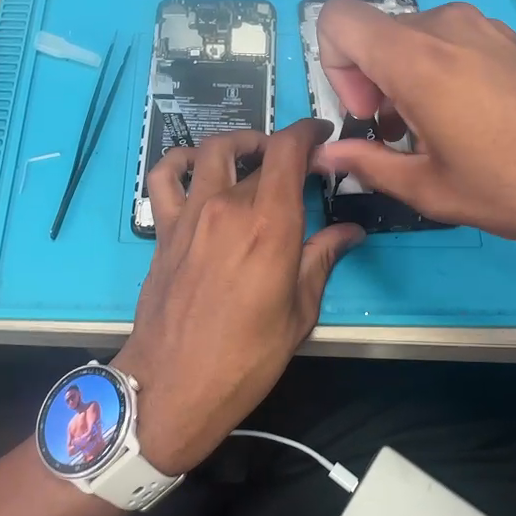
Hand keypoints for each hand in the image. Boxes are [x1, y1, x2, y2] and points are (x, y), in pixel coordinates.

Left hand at [113, 120, 364, 475]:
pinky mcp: (165, 229)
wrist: (175, 384)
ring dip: (237, 144)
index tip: (321, 135)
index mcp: (271, 224)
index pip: (288, 150)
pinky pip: (165, 178)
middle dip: (281, 149)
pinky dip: (180, 161)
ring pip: (212, 151)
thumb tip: (350, 232)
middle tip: (295, 165)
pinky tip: (196, 169)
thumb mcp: (300, 311)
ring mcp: (190, 214)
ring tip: (251, 156)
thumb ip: (322, 259)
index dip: (307, 132)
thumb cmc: (248, 356)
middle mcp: (228, 206)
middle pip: (256, 153)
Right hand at [309, 0, 515, 268]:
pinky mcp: (515, 41)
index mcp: (415, 56)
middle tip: (400, 137)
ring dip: (407, 80)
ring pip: (417, 40)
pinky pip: (455, 44)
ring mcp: (487, 29)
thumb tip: (326, 157)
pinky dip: (443, 75)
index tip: (367, 112)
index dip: (333, 64)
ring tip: (440, 137)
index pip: (337, 18)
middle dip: (371, 82)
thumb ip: (368, 165)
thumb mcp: (432, 189)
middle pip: (377, 33)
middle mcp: (447, 27)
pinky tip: (478, 126)